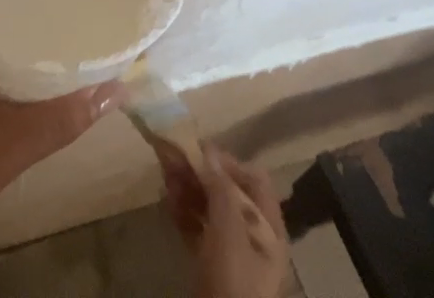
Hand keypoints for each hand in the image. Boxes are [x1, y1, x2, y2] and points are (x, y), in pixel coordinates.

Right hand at [161, 144, 290, 297]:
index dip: (227, 162)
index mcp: (268, 228)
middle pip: (227, 192)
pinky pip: (198, 230)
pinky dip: (183, 212)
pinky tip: (167, 202)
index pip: (253, 180)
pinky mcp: (211, 266)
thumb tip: (210, 152)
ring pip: (209, 209)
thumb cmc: (232, 283)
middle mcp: (253, 236)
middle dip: (200, 173)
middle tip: (170, 158)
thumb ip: (221, 191)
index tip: (197, 151)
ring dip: (188, 189)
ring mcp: (231, 252)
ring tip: (165, 177)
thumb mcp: (229, 233)